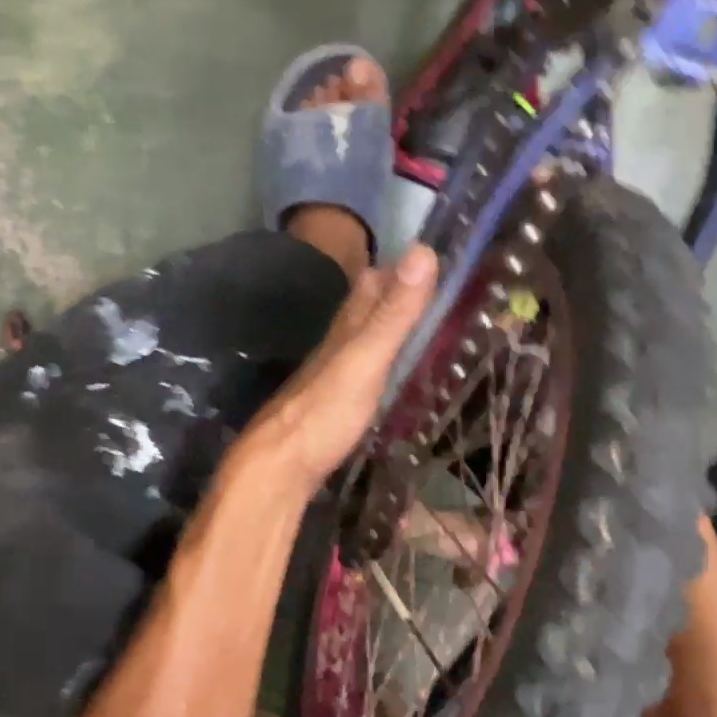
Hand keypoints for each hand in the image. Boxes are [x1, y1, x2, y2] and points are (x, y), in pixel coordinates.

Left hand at [239, 244, 437, 488]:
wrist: (279, 466)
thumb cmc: (324, 412)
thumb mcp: (366, 359)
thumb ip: (393, 314)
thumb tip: (423, 249)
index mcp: (347, 330)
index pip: (372, 284)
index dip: (400, 267)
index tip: (437, 253)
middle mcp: (337, 347)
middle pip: (365, 310)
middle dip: (395, 294)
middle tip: (436, 288)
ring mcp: (333, 378)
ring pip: (363, 340)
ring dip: (389, 328)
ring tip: (424, 325)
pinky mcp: (334, 408)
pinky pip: (364, 373)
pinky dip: (382, 364)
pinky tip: (391, 373)